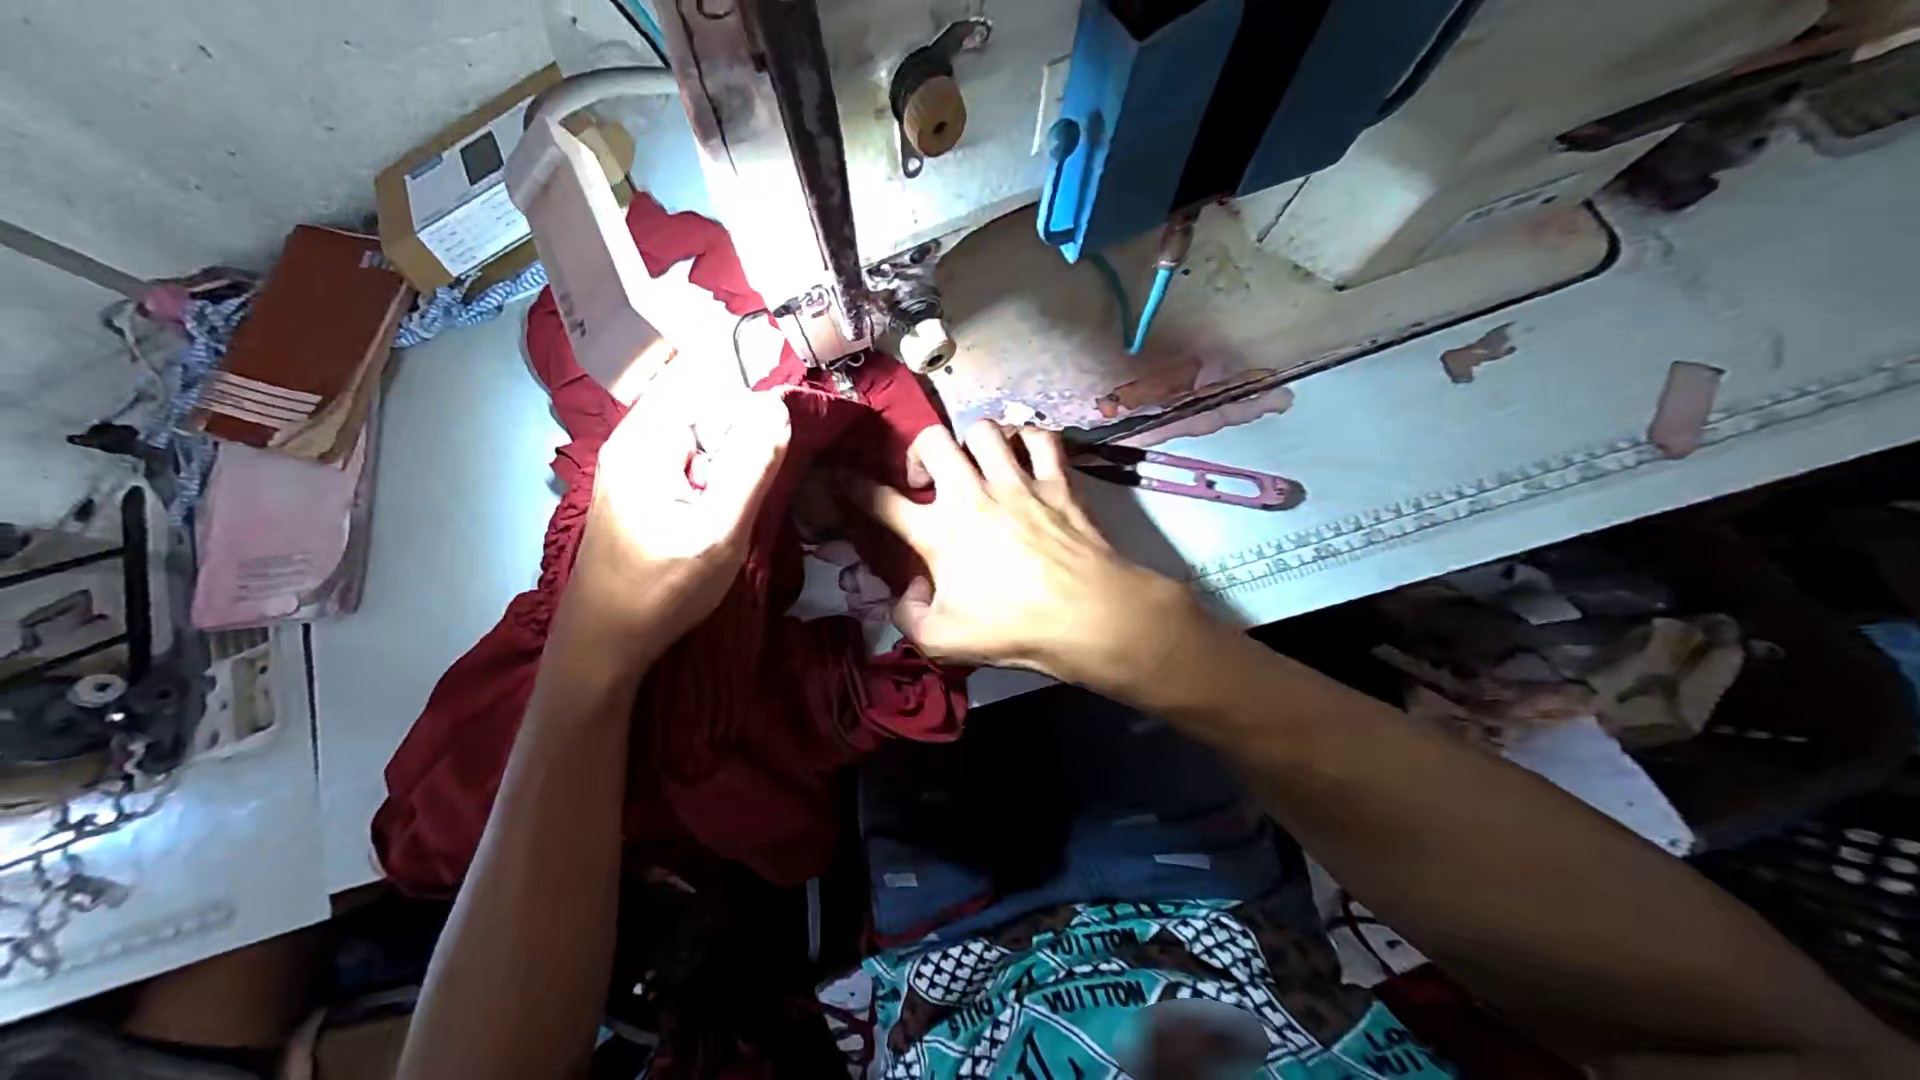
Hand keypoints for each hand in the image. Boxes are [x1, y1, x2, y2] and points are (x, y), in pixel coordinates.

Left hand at [558, 388, 790, 671]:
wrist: (605, 640)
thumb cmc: (663, 591)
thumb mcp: (720, 533)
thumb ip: (752, 467)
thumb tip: (779, 406)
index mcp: (645, 439)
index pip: (705, 375)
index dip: (751, 385)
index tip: (787, 416)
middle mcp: (632, 437)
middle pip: (701, 396)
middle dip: (745, 415)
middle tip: (775, 454)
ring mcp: (632, 459)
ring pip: (697, 424)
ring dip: (734, 440)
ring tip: (757, 475)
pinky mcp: (640, 482)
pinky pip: (688, 449)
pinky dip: (717, 458)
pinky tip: (731, 489)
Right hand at [844, 421, 1206, 693]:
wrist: (1085, 614)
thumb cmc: (1011, 628)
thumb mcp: (940, 641)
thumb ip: (907, 615)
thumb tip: (908, 590)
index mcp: (938, 532)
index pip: (882, 501)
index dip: (856, 487)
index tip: (842, 476)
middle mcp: (972, 494)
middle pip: (931, 442)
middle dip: (920, 452)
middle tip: (929, 479)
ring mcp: (1016, 482)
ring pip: (984, 429)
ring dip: (973, 443)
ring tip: (978, 464)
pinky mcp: (1057, 481)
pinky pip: (1040, 437)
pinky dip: (1029, 439)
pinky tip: (1025, 455)